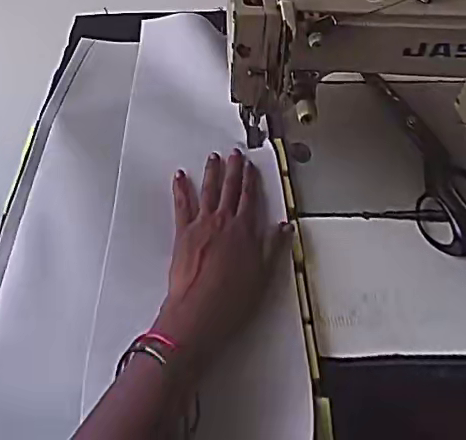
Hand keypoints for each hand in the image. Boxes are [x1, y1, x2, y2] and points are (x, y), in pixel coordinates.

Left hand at [154, 150, 290, 369]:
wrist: (198, 313)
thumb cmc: (231, 300)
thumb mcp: (263, 276)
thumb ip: (273, 247)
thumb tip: (285, 228)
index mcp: (244, 231)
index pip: (250, 198)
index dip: (251, 180)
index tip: (250, 167)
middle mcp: (223, 221)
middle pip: (230, 189)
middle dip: (233, 169)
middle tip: (235, 154)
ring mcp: (202, 224)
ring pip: (209, 190)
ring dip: (212, 172)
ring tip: (213, 158)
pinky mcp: (183, 232)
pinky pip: (182, 204)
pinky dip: (181, 188)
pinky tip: (180, 177)